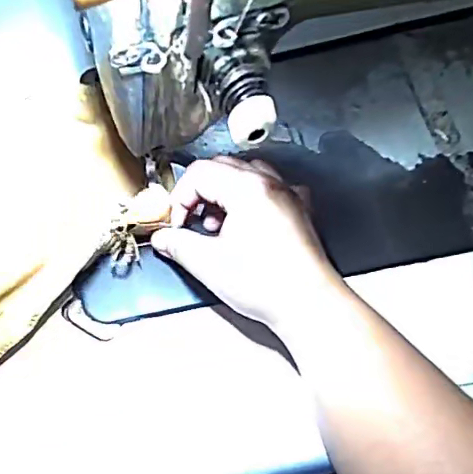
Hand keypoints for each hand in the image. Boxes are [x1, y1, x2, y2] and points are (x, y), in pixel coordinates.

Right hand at [149, 157, 351, 329]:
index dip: (180, 198)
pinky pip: (270, 192)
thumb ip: (179, 245)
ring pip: (247, 177)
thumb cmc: (267, 285)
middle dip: (200, 194)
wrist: (307, 305)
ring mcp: (288, 196)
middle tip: (190, 223)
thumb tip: (164, 238)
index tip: (176, 224)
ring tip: (216, 228)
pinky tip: (245, 226)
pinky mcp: (299, 213)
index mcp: (247, 188)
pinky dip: (250, 202)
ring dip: (223, 196)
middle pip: (223, 168)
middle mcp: (271, 184)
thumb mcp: (209, 264)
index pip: (200, 173)